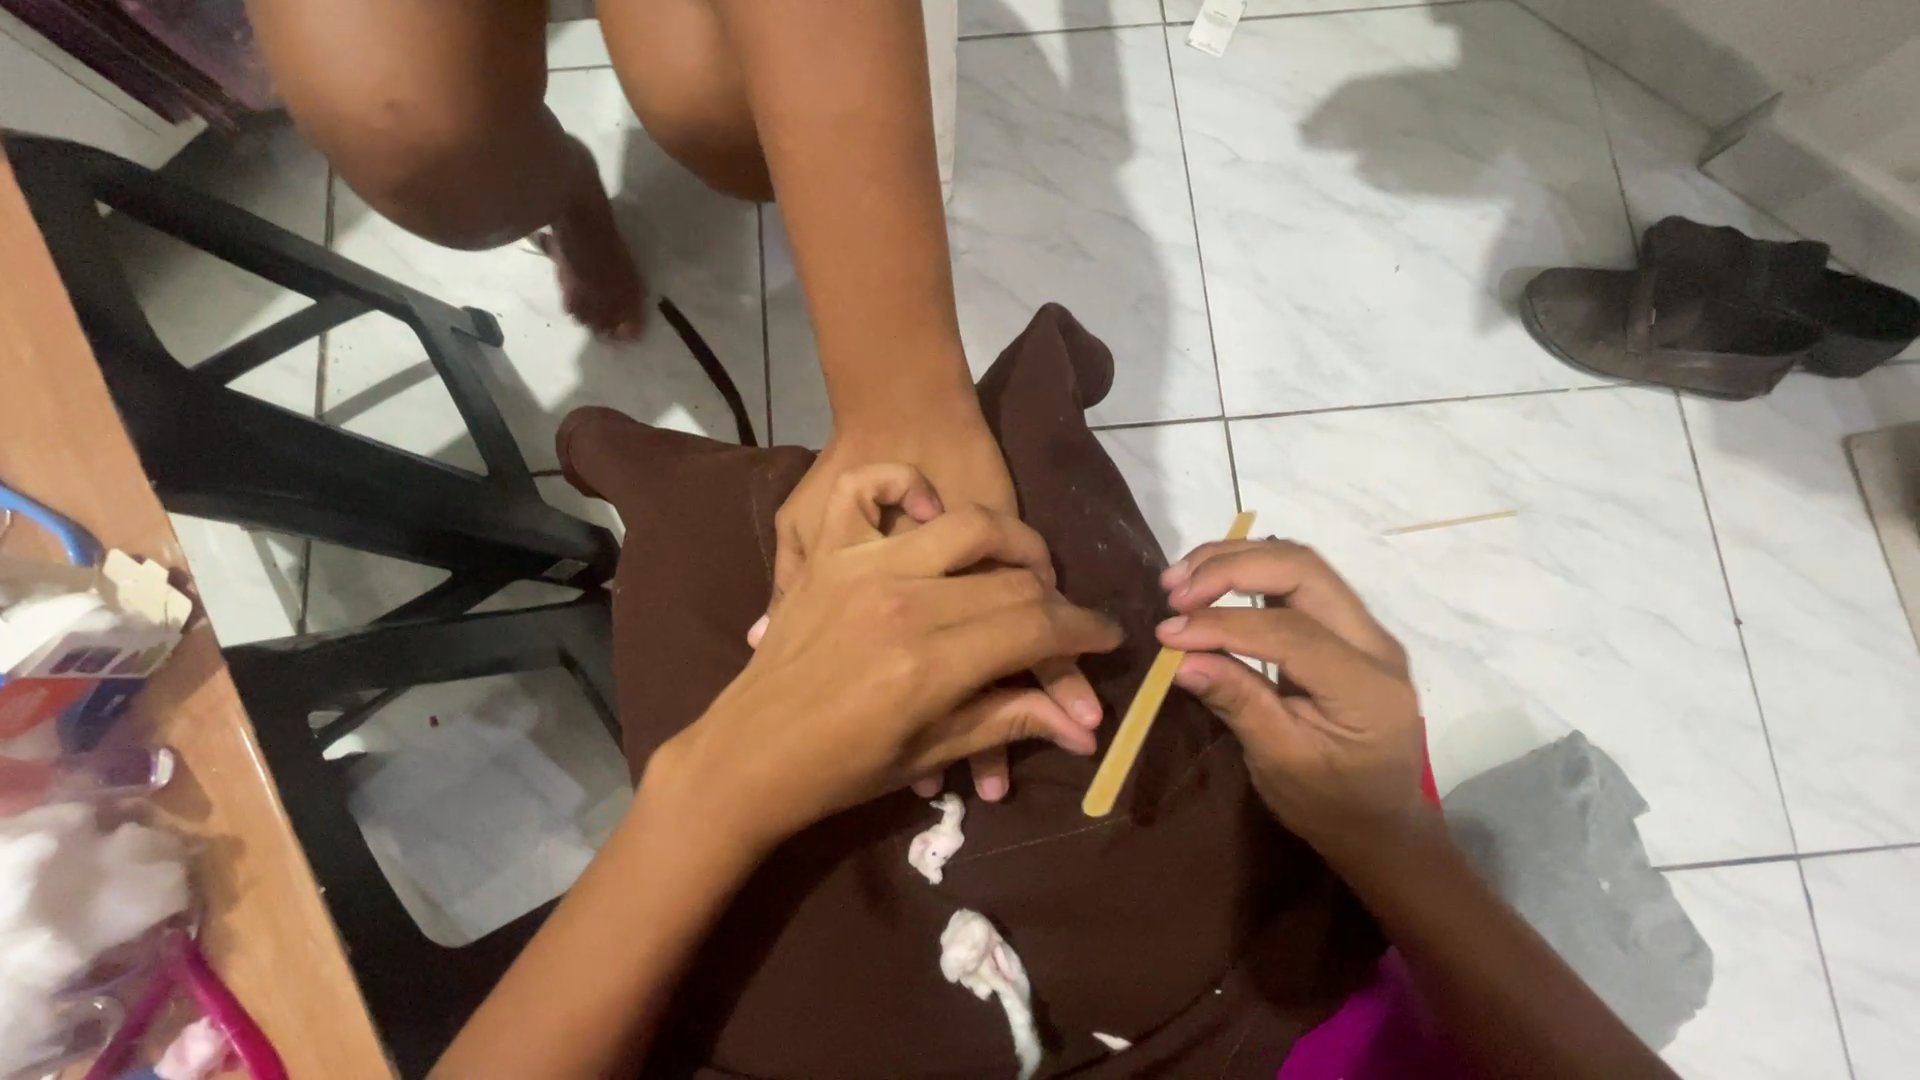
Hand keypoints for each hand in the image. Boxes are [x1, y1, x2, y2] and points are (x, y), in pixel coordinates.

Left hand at [767, 406, 1101, 800]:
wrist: (745, 758)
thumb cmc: (839, 771)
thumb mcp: (929, 754)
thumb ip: (1010, 722)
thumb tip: (1087, 725)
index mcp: (931, 664)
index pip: (1037, 628)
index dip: (1084, 632)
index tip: (1107, 637)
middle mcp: (903, 602)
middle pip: (1013, 581)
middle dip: (1057, 603)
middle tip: (1067, 622)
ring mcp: (861, 567)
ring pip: (967, 525)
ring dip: (1013, 541)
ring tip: (1028, 567)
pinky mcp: (827, 551)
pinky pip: (869, 490)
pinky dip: (903, 486)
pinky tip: (928, 516)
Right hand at [1154, 539, 1427, 855]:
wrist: (1379, 822)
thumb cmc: (1330, 803)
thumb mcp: (1279, 762)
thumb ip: (1237, 702)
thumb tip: (1180, 659)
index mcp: (1366, 688)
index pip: (1289, 631)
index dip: (1222, 624)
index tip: (1166, 634)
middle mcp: (1375, 644)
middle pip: (1303, 570)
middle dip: (1231, 569)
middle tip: (1173, 591)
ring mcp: (1365, 630)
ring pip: (1300, 562)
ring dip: (1236, 559)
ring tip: (1181, 578)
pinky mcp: (1346, 627)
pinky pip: (1298, 579)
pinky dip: (1249, 570)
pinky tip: (1210, 582)